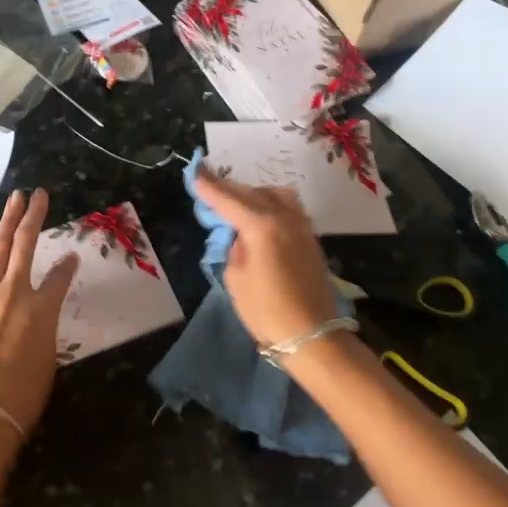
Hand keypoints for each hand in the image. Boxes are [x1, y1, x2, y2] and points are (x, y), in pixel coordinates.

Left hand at [0, 188, 79, 432]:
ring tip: (16, 197)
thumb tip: (42, 319)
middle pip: (27, 245)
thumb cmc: (21, 396)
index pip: (61, 278)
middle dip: (35, 217)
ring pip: (0, 247)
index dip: (68, 265)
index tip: (71, 256)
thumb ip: (46, 331)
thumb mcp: (47, 361)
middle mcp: (17, 292)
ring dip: (8, 219)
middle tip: (40, 195)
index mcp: (43, 310)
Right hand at [192, 169, 340, 348]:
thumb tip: (240, 235)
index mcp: (261, 226)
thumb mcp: (236, 278)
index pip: (228, 200)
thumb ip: (235, 247)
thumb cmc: (267, 311)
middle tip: (209, 187)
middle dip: (228, 190)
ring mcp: (301, 226)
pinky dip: (270, 203)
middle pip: (251, 193)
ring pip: (274, 195)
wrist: (313, 335)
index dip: (209, 187)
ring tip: (237, 203)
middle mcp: (283, 217)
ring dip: (253, 194)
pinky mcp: (310, 238)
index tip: (194, 172)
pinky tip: (260, 214)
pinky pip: (288, 207)